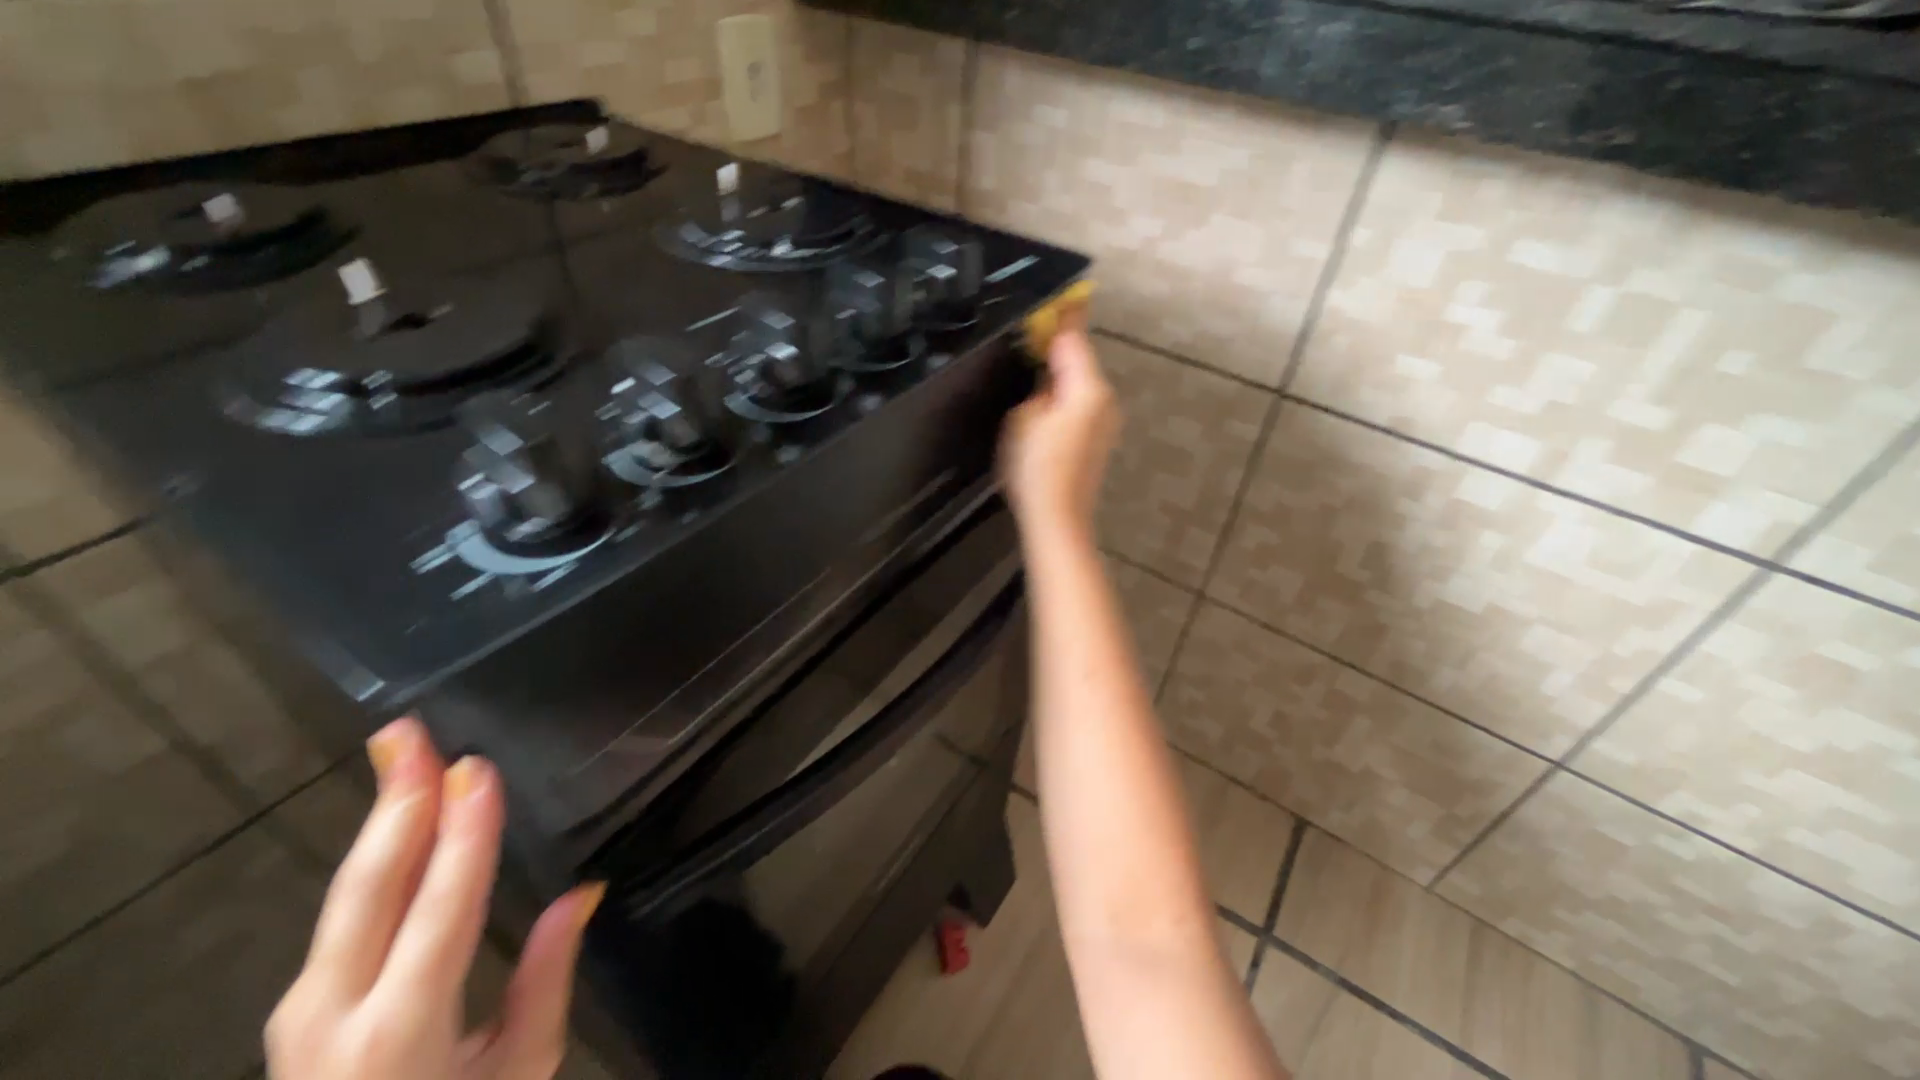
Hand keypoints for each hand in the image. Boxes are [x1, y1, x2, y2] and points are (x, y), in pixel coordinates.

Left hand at [266, 716, 603, 1079]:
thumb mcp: (519, 1073)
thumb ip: (545, 981)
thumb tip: (581, 894)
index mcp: (401, 1035)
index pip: (440, 914)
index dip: (462, 839)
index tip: (475, 770)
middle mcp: (334, 1014)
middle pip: (366, 890)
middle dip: (394, 803)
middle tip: (408, 731)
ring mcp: (302, 1007)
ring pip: (347, 893)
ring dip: (382, 817)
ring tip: (402, 752)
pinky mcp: (299, 1002)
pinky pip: (345, 912)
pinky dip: (378, 855)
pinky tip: (399, 817)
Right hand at [1000, 306, 1120, 535]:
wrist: (1058, 519)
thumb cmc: (1037, 469)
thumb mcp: (1024, 419)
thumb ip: (1037, 390)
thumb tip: (1046, 385)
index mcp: (1087, 389)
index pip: (1073, 340)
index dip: (1064, 316)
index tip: (1065, 293)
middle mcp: (1103, 400)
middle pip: (1080, 362)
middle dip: (1059, 348)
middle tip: (1037, 331)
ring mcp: (1104, 422)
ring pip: (1080, 385)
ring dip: (1060, 375)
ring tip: (1035, 368)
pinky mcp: (1097, 441)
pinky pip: (1079, 406)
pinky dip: (1064, 398)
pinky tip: (1045, 405)